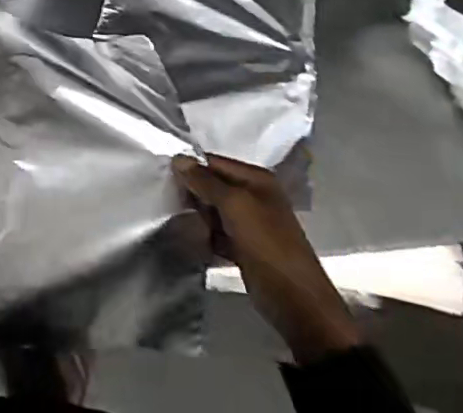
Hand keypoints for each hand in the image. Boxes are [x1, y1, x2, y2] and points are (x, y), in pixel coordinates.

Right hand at [172, 154, 360, 363]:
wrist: (297, 304)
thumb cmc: (268, 246)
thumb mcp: (235, 206)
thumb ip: (205, 181)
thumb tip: (178, 158)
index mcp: (257, 180)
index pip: (212, 162)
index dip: (190, 168)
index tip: (165, 178)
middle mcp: (254, 197)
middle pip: (211, 185)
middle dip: (192, 193)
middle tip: (172, 202)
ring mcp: (249, 223)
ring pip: (211, 209)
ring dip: (196, 216)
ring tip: (181, 223)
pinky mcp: (243, 246)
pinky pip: (215, 232)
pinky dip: (204, 235)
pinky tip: (193, 240)